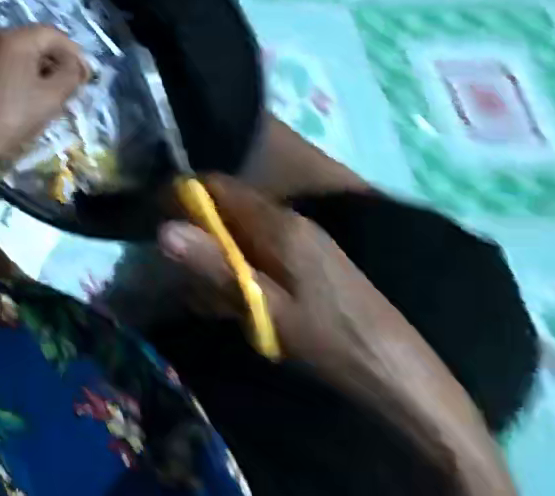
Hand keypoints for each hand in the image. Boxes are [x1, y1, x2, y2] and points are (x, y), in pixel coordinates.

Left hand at [0, 25, 88, 163]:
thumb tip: (77, 64)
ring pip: (19, 49)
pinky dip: (19, 69)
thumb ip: (71, 73)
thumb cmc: (12, 117)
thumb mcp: (51, 97)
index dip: (74, 53)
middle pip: (35, 39)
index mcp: (13, 37)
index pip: (53, 35)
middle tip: (70, 83)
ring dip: (38, 65)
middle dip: (56, 59)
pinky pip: (3, 58)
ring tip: (50, 89)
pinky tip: (26, 89)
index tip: (85, 76)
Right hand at [158, 174, 387, 375]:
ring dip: (221, 239)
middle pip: (232, 200)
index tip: (157, 214)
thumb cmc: (327, 339)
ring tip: (203, 276)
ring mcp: (306, 233)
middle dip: (200, 219)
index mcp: (278, 223)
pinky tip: (240, 286)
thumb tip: (163, 231)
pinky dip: (242, 251)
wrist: (397, 370)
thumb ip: (215, 267)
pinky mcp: (314, 253)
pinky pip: (265, 236)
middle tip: (177, 254)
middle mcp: (290, 217)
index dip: (184, 193)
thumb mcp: (264, 309)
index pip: (219, 185)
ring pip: (247, 220)